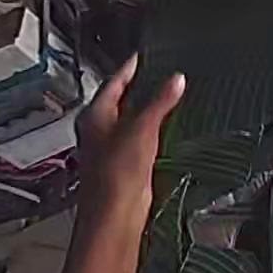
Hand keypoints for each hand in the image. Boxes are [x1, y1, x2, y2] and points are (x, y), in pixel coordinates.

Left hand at [75, 56, 184, 239]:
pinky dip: (152, 129)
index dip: (128, 69)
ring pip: (130, 120)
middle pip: (119, 100)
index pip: (113, 83)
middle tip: (159, 72)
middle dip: (138, 88)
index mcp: (95, 116)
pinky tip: (167, 127)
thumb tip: (177, 79)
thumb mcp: (142, 128)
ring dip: (147, 109)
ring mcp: (111, 148)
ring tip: (168, 95)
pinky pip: (140, 139)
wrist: (115, 216)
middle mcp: (99, 130)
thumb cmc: (117, 172)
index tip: (141, 56)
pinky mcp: (125, 165)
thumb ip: (160, 102)